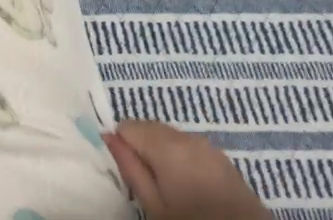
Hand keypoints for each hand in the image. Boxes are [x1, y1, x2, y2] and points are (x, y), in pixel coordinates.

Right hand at [104, 120, 269, 219]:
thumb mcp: (154, 205)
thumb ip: (129, 167)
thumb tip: (107, 136)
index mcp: (166, 144)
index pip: (126, 126)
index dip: (122, 147)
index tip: (129, 172)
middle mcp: (187, 136)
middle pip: (149, 128)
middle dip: (143, 148)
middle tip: (148, 183)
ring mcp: (209, 146)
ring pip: (170, 137)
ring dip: (163, 154)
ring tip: (170, 188)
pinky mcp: (224, 160)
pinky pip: (191, 148)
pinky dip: (183, 160)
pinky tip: (191, 187)